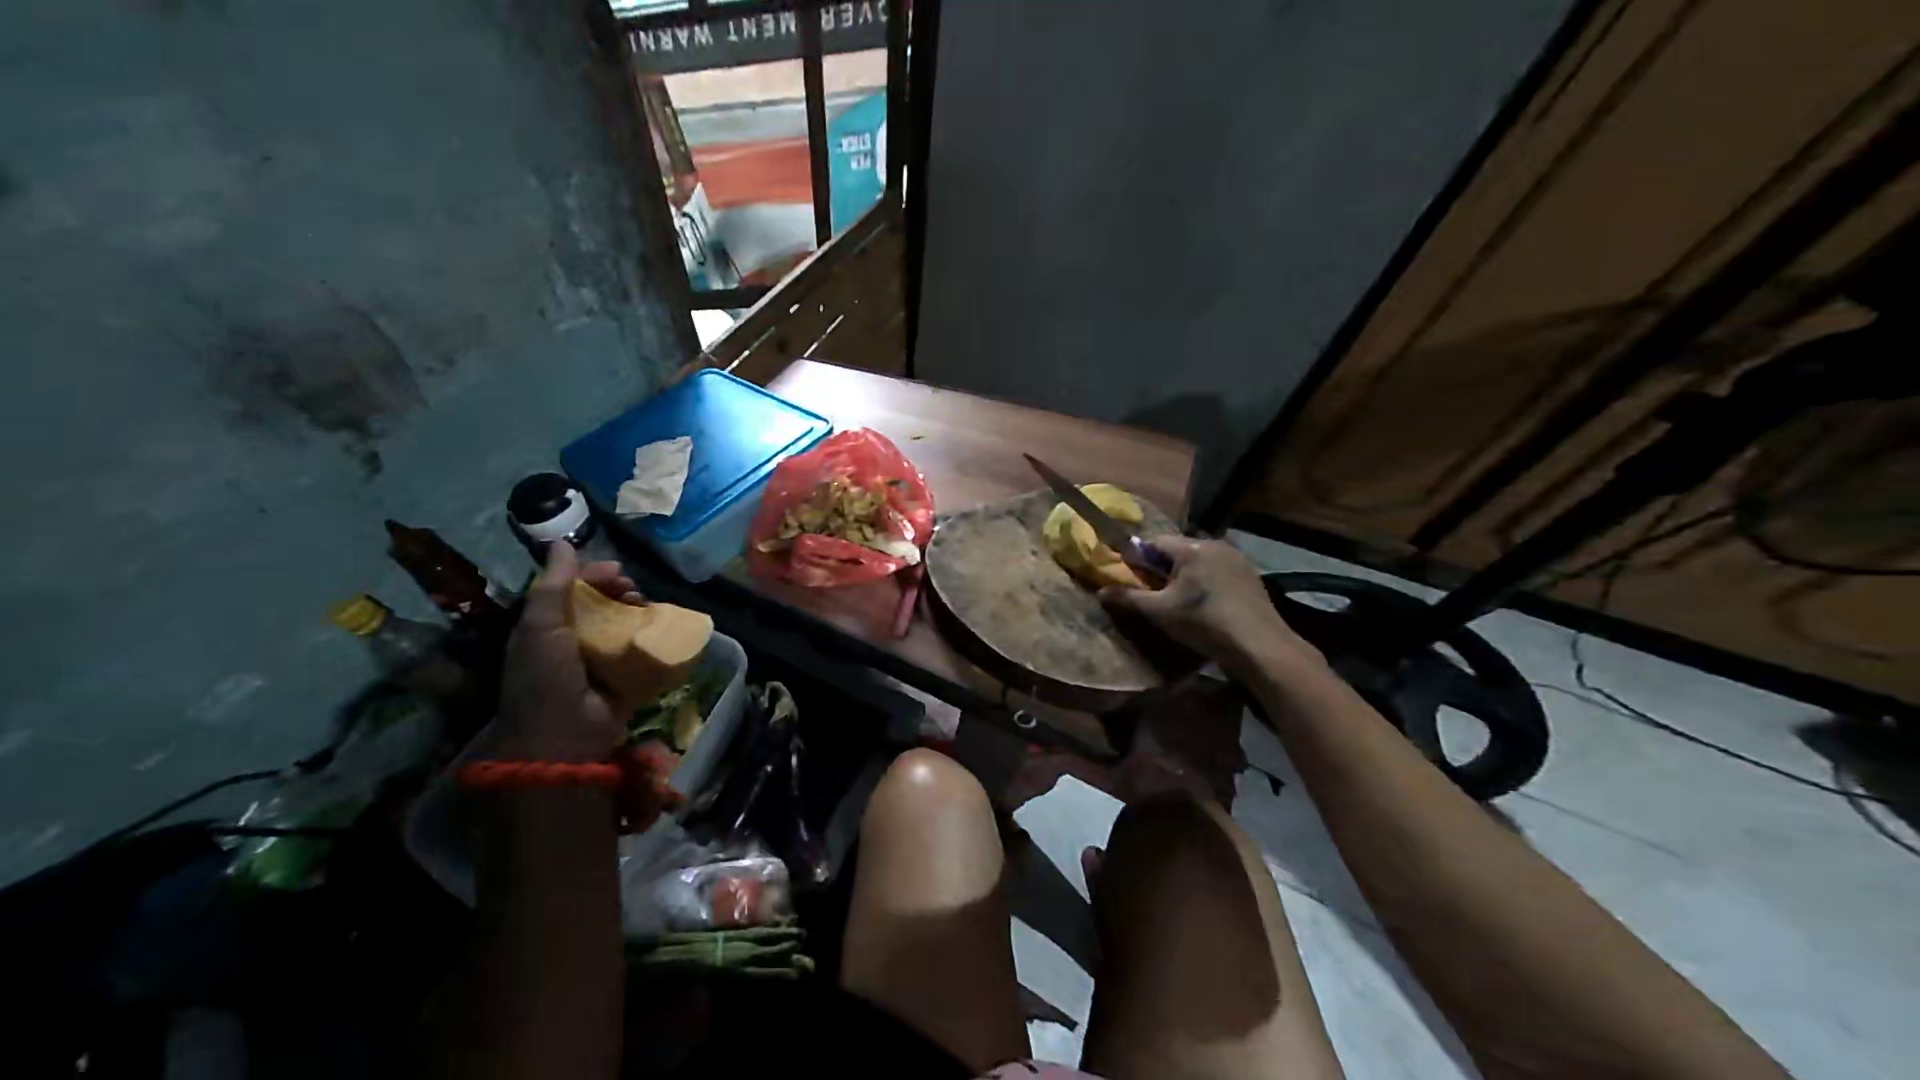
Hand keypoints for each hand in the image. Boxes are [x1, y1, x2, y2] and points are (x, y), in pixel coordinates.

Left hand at [492, 542, 643, 763]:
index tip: (617, 569)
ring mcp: (601, 659)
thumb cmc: (545, 676)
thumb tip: (563, 542)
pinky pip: (642, 649)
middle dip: (620, 590)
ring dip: (637, 610)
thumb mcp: (540, 626)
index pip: (573, 589)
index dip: (594, 574)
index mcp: (548, 627)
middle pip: (603, 602)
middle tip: (632, 590)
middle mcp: (575, 640)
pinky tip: (661, 627)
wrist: (563, 735)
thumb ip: (553, 586)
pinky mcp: (627, 677)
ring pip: (625, 622)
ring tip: (646, 606)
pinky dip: (653, 635)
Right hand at [1102, 536, 1322, 677]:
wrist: (1258, 644)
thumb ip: (1128, 599)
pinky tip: (1209, 606)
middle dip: (1165, 569)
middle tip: (1159, 596)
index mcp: (1191, 548)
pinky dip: (1208, 583)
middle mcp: (1215, 545)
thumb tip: (1101, 592)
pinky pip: (1219, 571)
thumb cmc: (1204, 623)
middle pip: (1178, 550)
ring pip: (1200, 561)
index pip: (1154, 543)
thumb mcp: (1159, 612)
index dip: (1141, 560)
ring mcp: (1237, 559)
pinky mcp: (1251, 575)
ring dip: (1188, 576)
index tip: (1137, 581)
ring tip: (1184, 604)